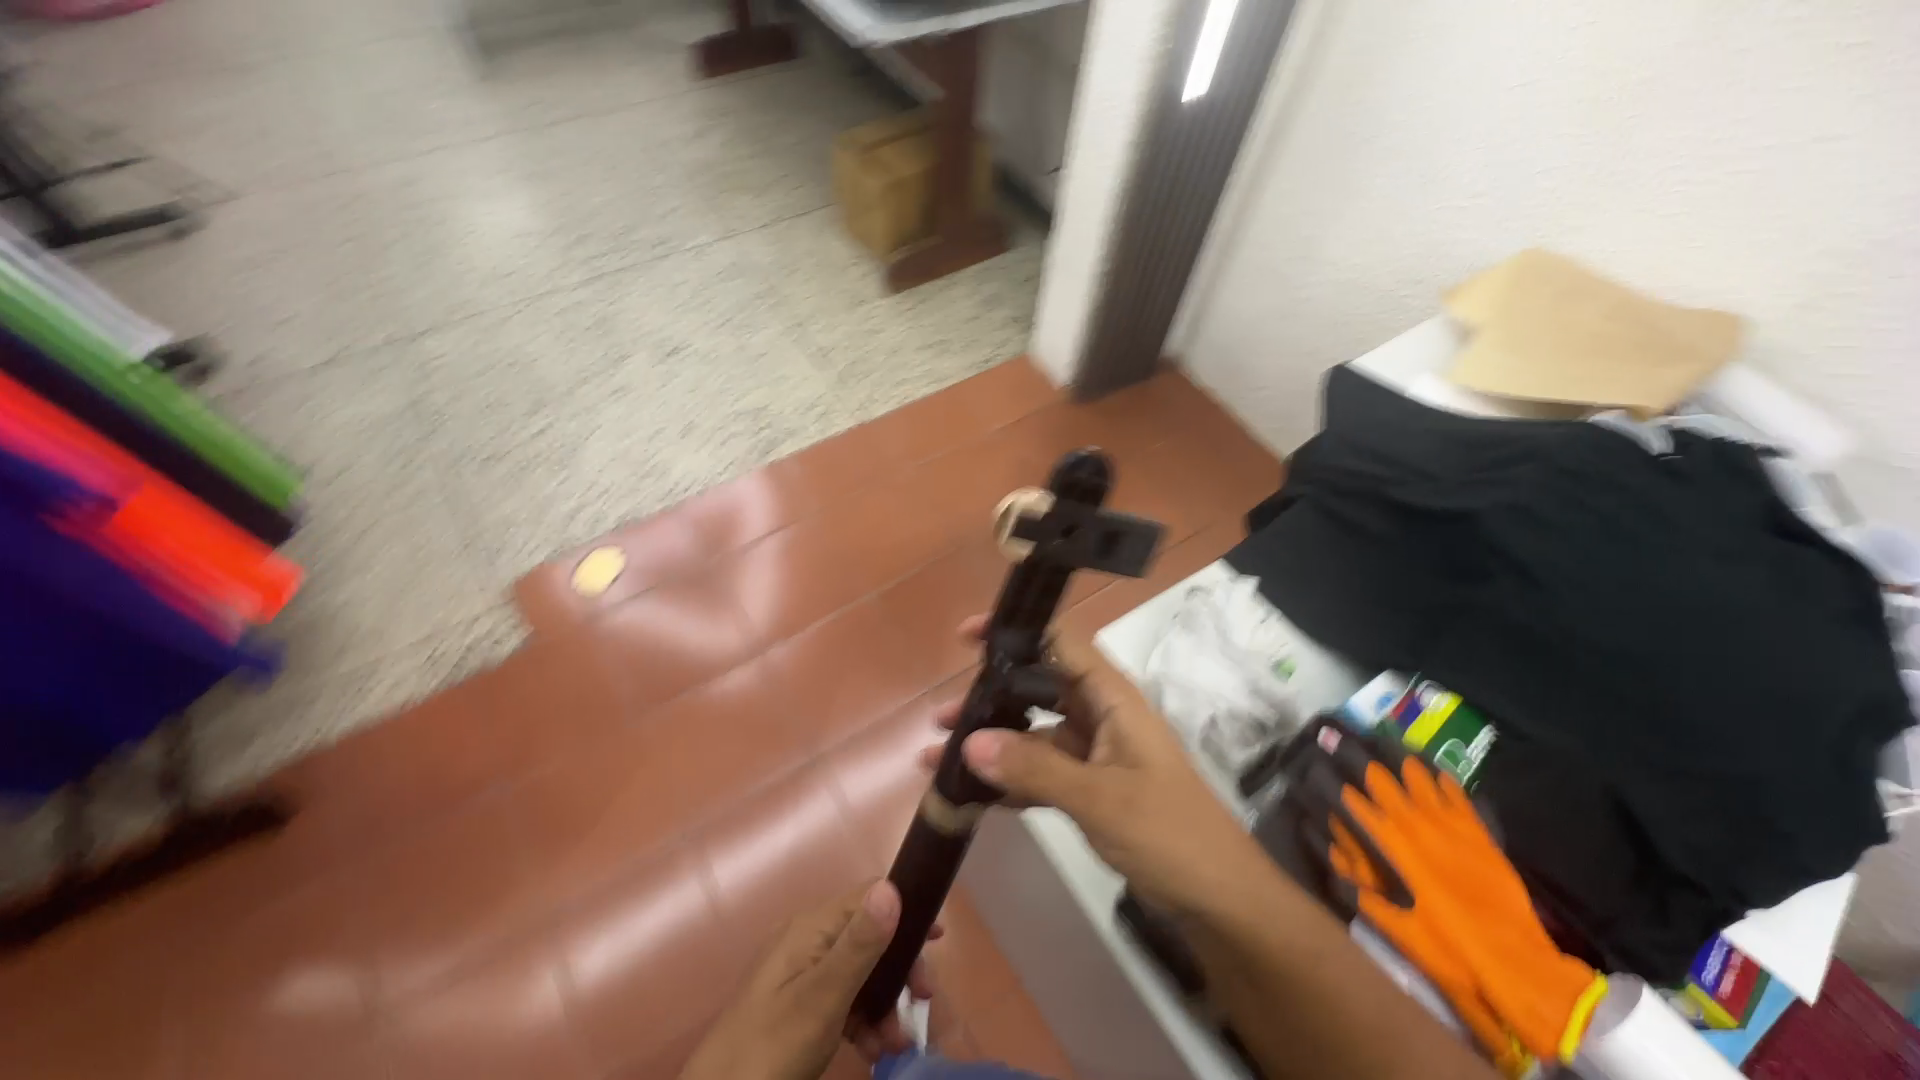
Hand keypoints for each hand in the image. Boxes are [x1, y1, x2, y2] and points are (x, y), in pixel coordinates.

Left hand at [679, 881, 940, 1079]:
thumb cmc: (772, 1045)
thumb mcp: (823, 997)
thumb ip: (859, 944)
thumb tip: (893, 886)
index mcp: (811, 928)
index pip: (867, 896)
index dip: (905, 910)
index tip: (938, 938)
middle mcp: (807, 942)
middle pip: (869, 937)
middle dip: (900, 967)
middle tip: (923, 1000)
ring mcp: (800, 976)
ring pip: (860, 974)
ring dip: (885, 1003)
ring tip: (896, 1042)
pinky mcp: (798, 1008)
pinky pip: (843, 1001)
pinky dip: (863, 1021)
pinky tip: (873, 1050)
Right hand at [922, 616, 1273, 916]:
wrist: (1219, 900)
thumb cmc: (1168, 833)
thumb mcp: (1099, 798)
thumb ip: (1034, 769)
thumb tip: (969, 742)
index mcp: (1114, 700)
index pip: (1060, 645)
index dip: (1017, 634)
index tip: (967, 636)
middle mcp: (1104, 719)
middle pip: (1039, 692)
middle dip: (990, 700)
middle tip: (942, 719)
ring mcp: (1099, 757)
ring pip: (1036, 737)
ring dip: (994, 746)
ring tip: (938, 760)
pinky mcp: (1094, 793)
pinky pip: (1043, 775)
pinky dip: (1011, 782)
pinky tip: (973, 797)